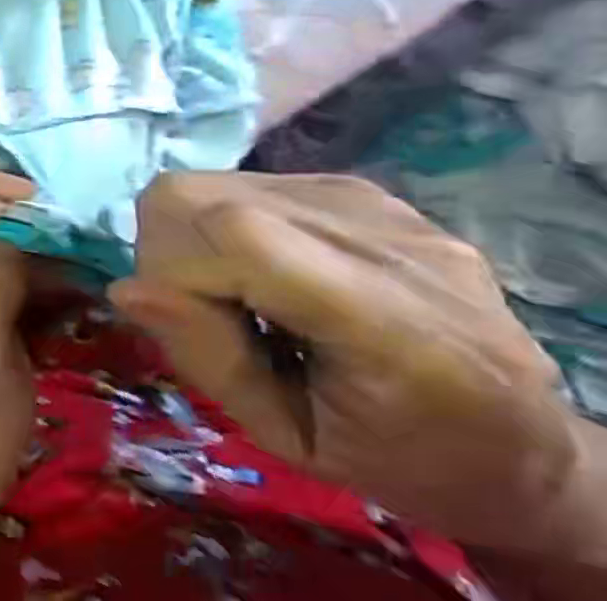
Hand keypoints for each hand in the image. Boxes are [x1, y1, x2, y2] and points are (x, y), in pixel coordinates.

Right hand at [111, 172, 600, 558]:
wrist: (519, 443)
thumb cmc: (399, 460)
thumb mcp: (293, 442)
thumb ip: (211, 362)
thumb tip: (127, 288)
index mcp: (399, 329)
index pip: (240, 236)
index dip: (175, 270)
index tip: (185, 324)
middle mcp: (391, 245)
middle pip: (197, 197)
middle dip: (164, 251)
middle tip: (202, 310)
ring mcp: (378, 207)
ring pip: (205, 185)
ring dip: (186, 237)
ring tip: (236, 292)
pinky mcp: (357, 191)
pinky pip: (238, 186)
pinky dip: (218, 226)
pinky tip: (263, 271)